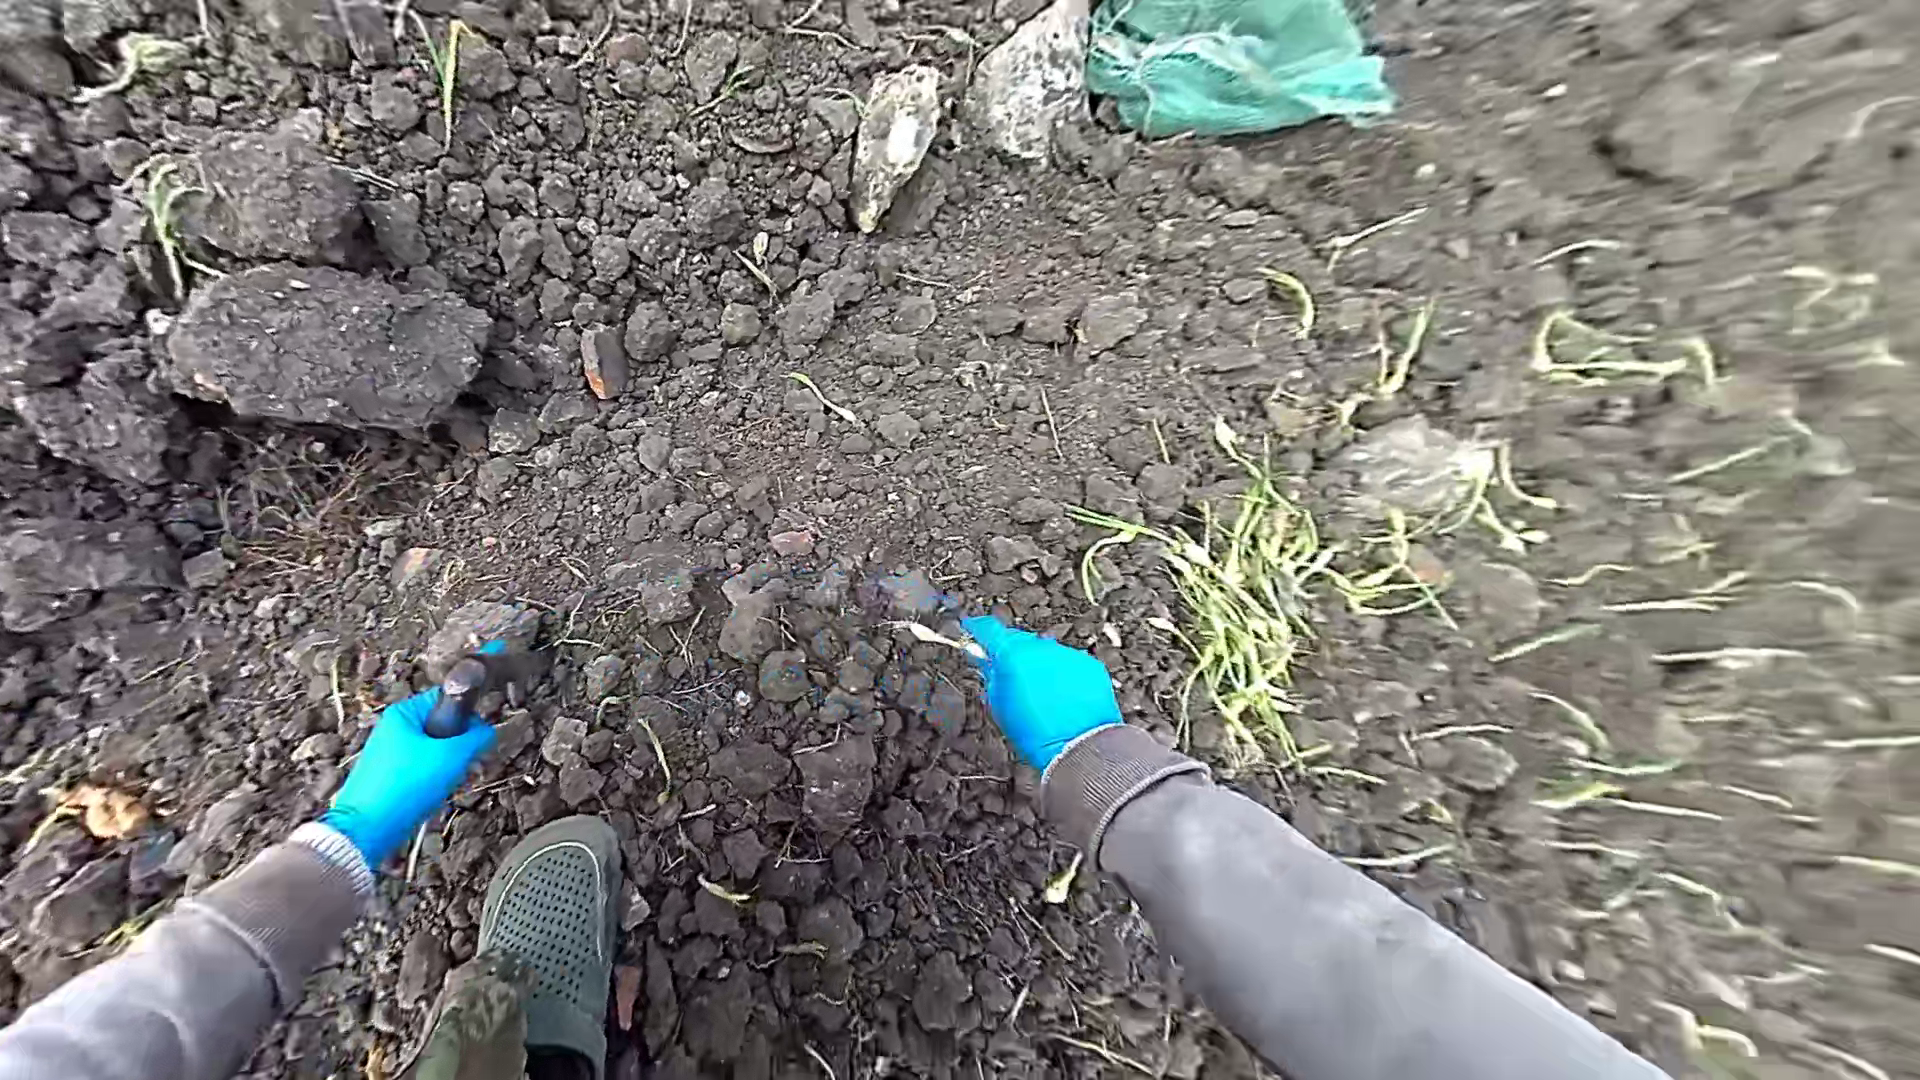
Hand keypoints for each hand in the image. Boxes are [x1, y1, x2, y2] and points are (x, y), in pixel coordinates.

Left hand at [319, 658, 499, 866]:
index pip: (452, 690)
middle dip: (467, 735)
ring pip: (443, 741)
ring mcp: (394, 748)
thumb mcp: (454, 754)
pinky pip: (431, 758)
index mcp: (406, 712)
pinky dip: (444, 767)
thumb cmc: (407, 784)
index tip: (500, 650)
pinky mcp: (394, 769)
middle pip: (450, 718)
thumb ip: (479, 733)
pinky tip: (445, 784)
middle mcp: (397, 725)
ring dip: (456, 756)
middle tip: (474, 753)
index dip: (478, 680)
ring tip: (456, 774)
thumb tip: (486, 729)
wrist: (363, 832)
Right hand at [963, 615, 1121, 768]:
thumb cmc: (1036, 735)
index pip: (989, 630)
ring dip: (1038, 663)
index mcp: (1013, 656)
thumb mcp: (999, 706)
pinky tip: (1061, 695)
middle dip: (1011, 652)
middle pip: (1018, 639)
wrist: (1079, 747)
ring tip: (1040, 693)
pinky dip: (1062, 673)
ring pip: (1045, 651)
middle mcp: (1040, 648)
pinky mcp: (1088, 664)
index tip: (973, 628)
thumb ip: (991, 677)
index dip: (977, 628)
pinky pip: (1068, 661)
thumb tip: (986, 661)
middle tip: (1008, 672)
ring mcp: (1066, 654)